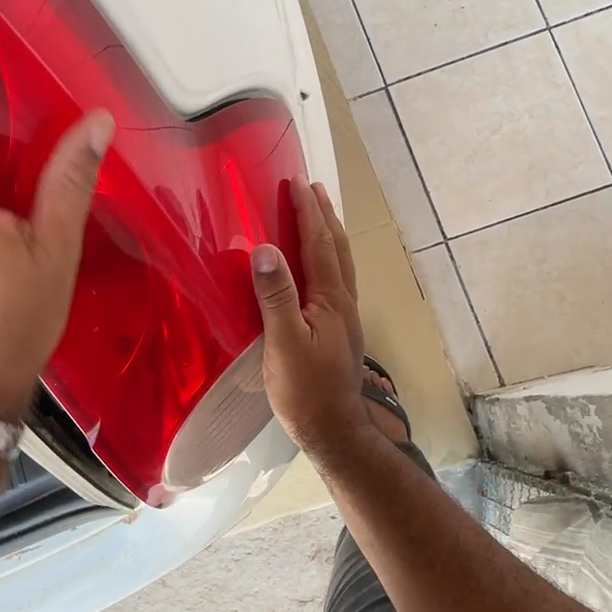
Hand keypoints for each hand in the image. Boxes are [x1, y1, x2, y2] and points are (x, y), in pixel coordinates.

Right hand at [251, 182, 370, 453]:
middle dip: (323, 215)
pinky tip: (319, 266)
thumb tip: (266, 249)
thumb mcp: (284, 344)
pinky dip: (329, 257)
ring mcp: (345, 316)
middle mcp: (343, 301)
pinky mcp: (340, 330)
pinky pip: (336, 279)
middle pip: (336, 247)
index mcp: (330, 299)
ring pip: (341, 263)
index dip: (307, 212)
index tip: (296, 182)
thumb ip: (276, 297)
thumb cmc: (304, 390)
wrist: (333, 430)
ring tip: (319, 214)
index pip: (318, 245)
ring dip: (329, 233)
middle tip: (311, 187)